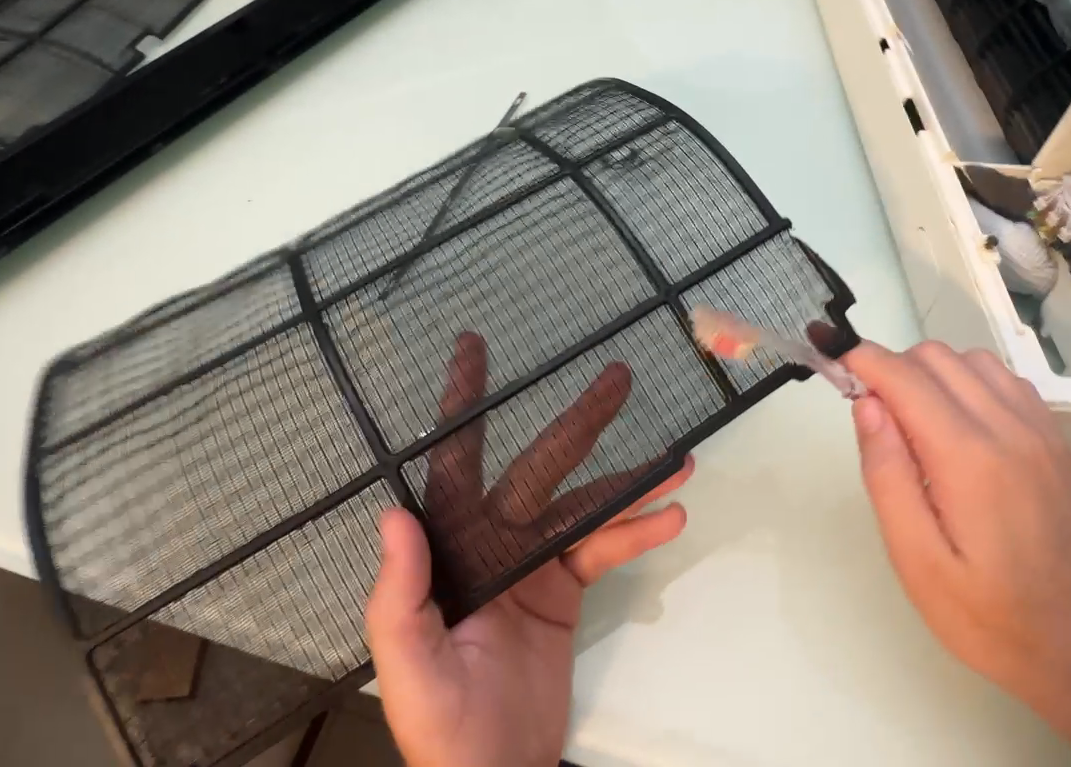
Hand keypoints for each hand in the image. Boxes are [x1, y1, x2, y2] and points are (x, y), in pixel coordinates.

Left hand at [367, 332, 692, 766]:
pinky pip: (604, 549)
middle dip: (578, 423)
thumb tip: (394, 513)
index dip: (462, 403)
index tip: (474, 347)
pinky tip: (669, 516)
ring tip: (676, 463)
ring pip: (587, 506)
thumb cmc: (438, 723)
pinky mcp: (566, 589)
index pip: (455, 458)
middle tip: (617, 378)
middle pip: (541, 466)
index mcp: (450, 542)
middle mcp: (493, 538)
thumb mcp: (405, 662)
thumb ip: (399, 591)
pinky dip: (635, 533)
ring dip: (630, 485)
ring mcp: (533, 561)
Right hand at [843, 340, 1070, 765]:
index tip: (829, 362)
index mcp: (969, 459)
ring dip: (929, 373)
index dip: (859, 359)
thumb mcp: (918, 564)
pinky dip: (968, 382)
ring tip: (911, 423)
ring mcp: (1041, 432)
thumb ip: (888, 477)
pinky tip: (957, 426)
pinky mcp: (1058, 442)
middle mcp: (1009, 429)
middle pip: (934, 357)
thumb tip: (867, 404)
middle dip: (890, 368)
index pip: (903, 376)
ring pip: (970, 359)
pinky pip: (1004, 380)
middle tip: (868, 414)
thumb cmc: (996, 620)